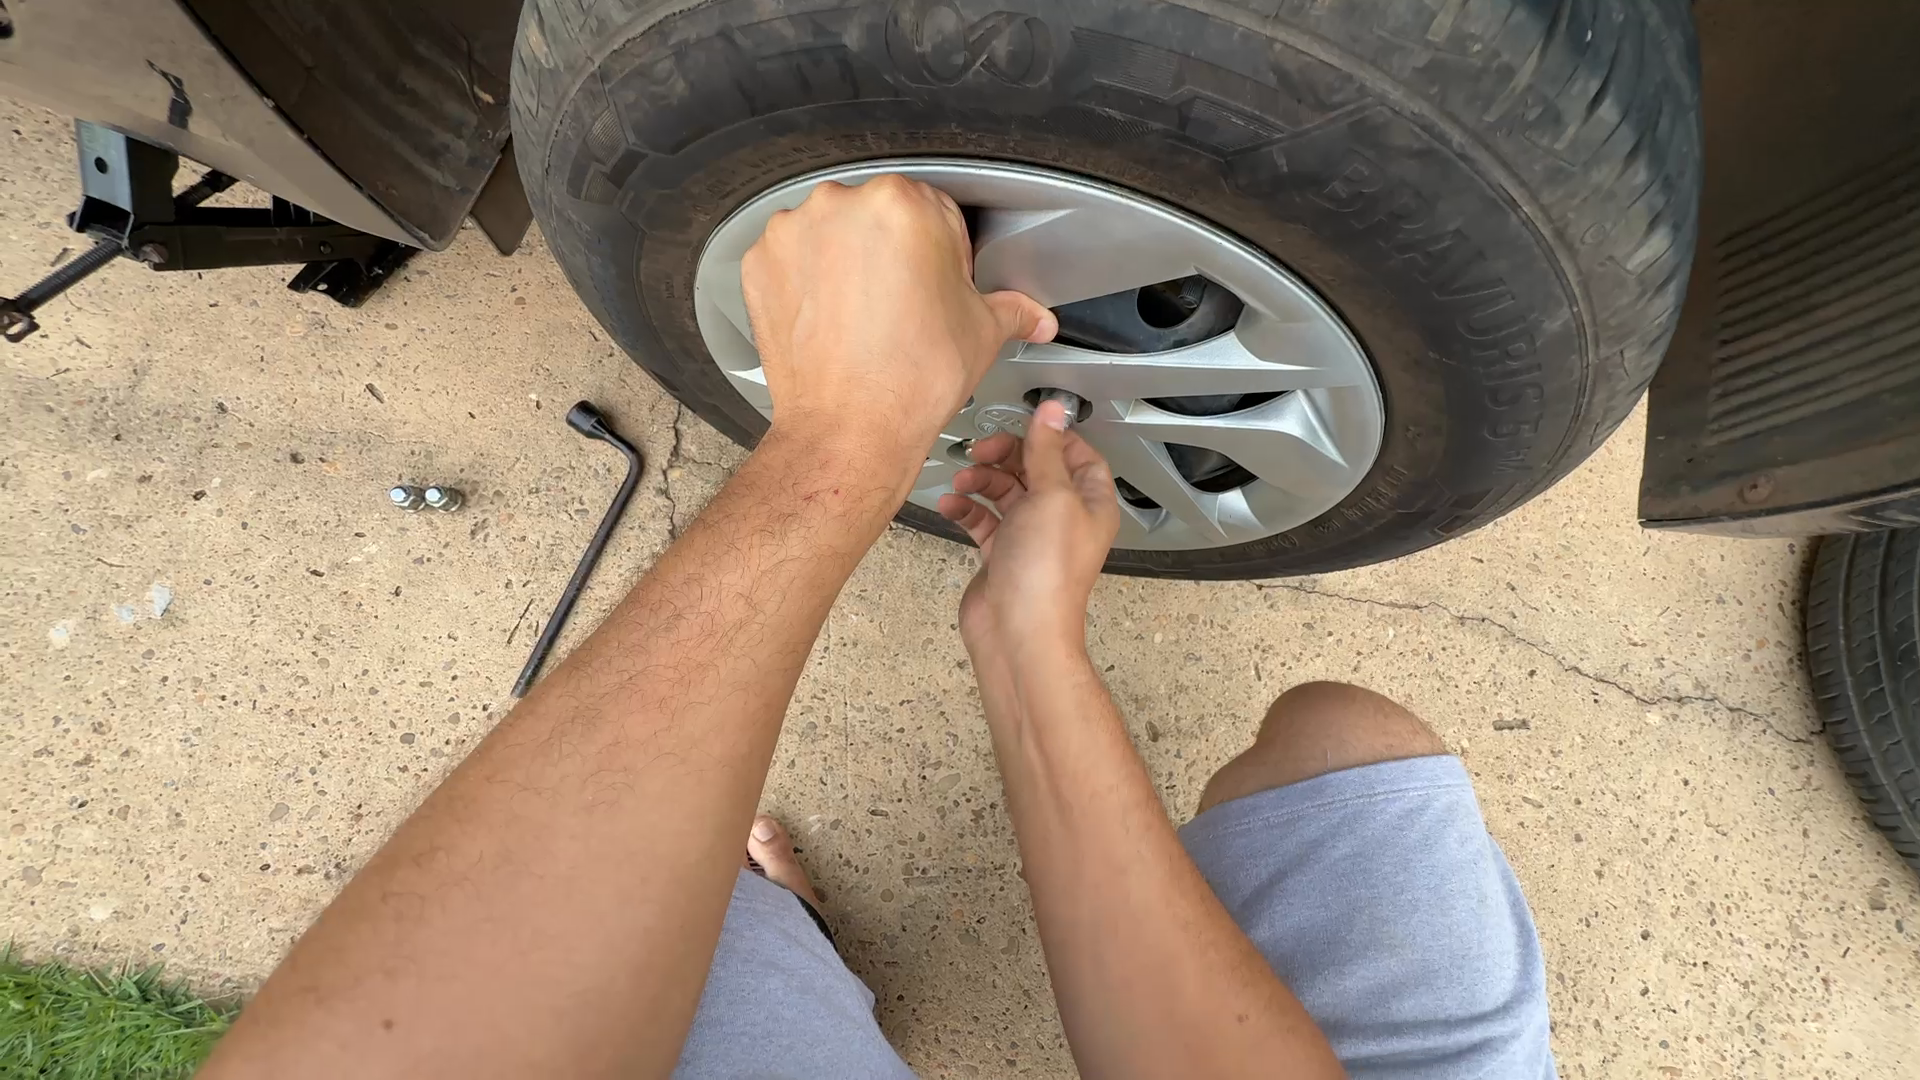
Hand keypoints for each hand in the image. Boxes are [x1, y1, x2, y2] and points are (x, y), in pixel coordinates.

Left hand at [741, 175, 1057, 484]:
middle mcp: (842, 206)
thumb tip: (1035, 316)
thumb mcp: (980, 335)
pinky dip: (809, 285)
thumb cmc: (910, 384)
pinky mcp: (760, 265)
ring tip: (866, 322)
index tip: (938, 287)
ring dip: (848, 267)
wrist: (848, 432)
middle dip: (893, 257)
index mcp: (905, 206)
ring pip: (833, 237)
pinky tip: (833, 323)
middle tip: (902, 310)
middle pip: (880, 219)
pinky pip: (793, 262)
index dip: (943, 256)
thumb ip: (1013, 310)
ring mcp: (794, 234)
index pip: (935, 212)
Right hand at [936, 400, 1120, 654]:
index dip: (1051, 437)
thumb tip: (1053, 410)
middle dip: (1006, 456)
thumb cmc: (1045, 572)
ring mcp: (1031, 537)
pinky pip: (983, 520)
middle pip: (1035, 469)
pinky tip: (952, 506)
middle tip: (981, 450)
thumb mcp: (1051, 496)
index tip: (1021, 426)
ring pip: (1005, 492)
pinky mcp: (1002, 554)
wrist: (1018, 631)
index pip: (1077, 455)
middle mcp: (1063, 518)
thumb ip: (1047, 450)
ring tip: (963, 482)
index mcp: (1089, 503)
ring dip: (981, 481)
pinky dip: (966, 509)